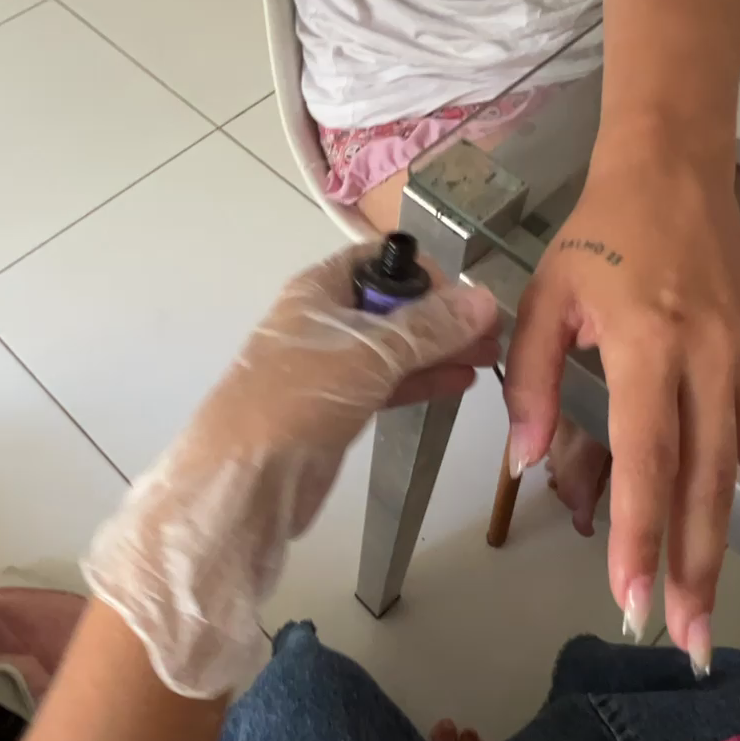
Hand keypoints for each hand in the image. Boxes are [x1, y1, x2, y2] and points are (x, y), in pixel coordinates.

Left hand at [84, 246, 500, 697]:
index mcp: (318, 291)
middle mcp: (323, 321)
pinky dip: (421, 380)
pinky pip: (388, 382)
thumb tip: (485, 299)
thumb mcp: (368, 354)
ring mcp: (330, 366)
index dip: (425, 272)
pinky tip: (459, 382)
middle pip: (392, 305)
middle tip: (492, 335)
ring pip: (394, 347)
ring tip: (489, 358)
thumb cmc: (299, 399)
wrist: (247, 480)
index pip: (379, 260)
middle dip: (442, 317)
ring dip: (438, 350)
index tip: (466, 299)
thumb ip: (428, 327)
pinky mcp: (337, 406)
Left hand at [503, 158, 739, 666]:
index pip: (645, 461)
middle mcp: (716, 362)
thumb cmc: (599, 238)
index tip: (630, 598)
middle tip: (694, 637)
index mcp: (649, 350)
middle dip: (699, 564)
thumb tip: (525, 461)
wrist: (669, 171)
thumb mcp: (544, 299)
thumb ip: (534, 381)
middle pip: (710, 480)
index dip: (637, 534)